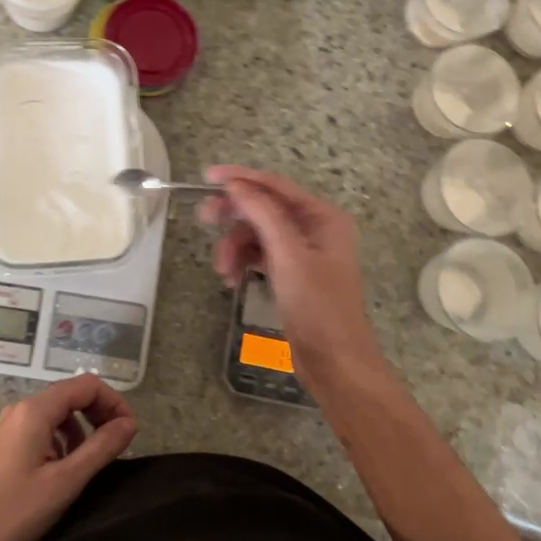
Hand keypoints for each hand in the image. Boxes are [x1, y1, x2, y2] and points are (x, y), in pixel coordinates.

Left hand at [0, 374, 136, 540]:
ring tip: (91, 465)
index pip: (87, 384)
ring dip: (81, 431)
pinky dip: (61, 443)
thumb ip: (100, 449)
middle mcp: (20, 410)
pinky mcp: (1, 447)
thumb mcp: (64, 482)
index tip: (130, 433)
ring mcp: (7, 428)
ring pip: (56, 415)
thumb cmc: (11, 512)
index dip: (114, 402)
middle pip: (71, 396)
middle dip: (99, 415)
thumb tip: (129, 423)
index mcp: (35, 410)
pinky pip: (40, 431)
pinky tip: (62, 474)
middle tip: (117, 447)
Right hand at [199, 166, 379, 373]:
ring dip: (235, 246)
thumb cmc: (317, 307)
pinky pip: (260, 255)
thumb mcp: (289, 256)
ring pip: (257, 234)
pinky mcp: (292, 275)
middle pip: (264, 208)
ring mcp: (304, 252)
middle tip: (204, 219)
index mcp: (323, 217)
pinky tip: (232, 280)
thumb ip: (263, 214)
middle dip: (234, 216)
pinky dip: (243, 262)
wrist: (335, 363)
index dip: (241, 178)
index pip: (276, 186)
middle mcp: (315, 228)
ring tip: (222, 270)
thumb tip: (236, 184)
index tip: (207, 177)